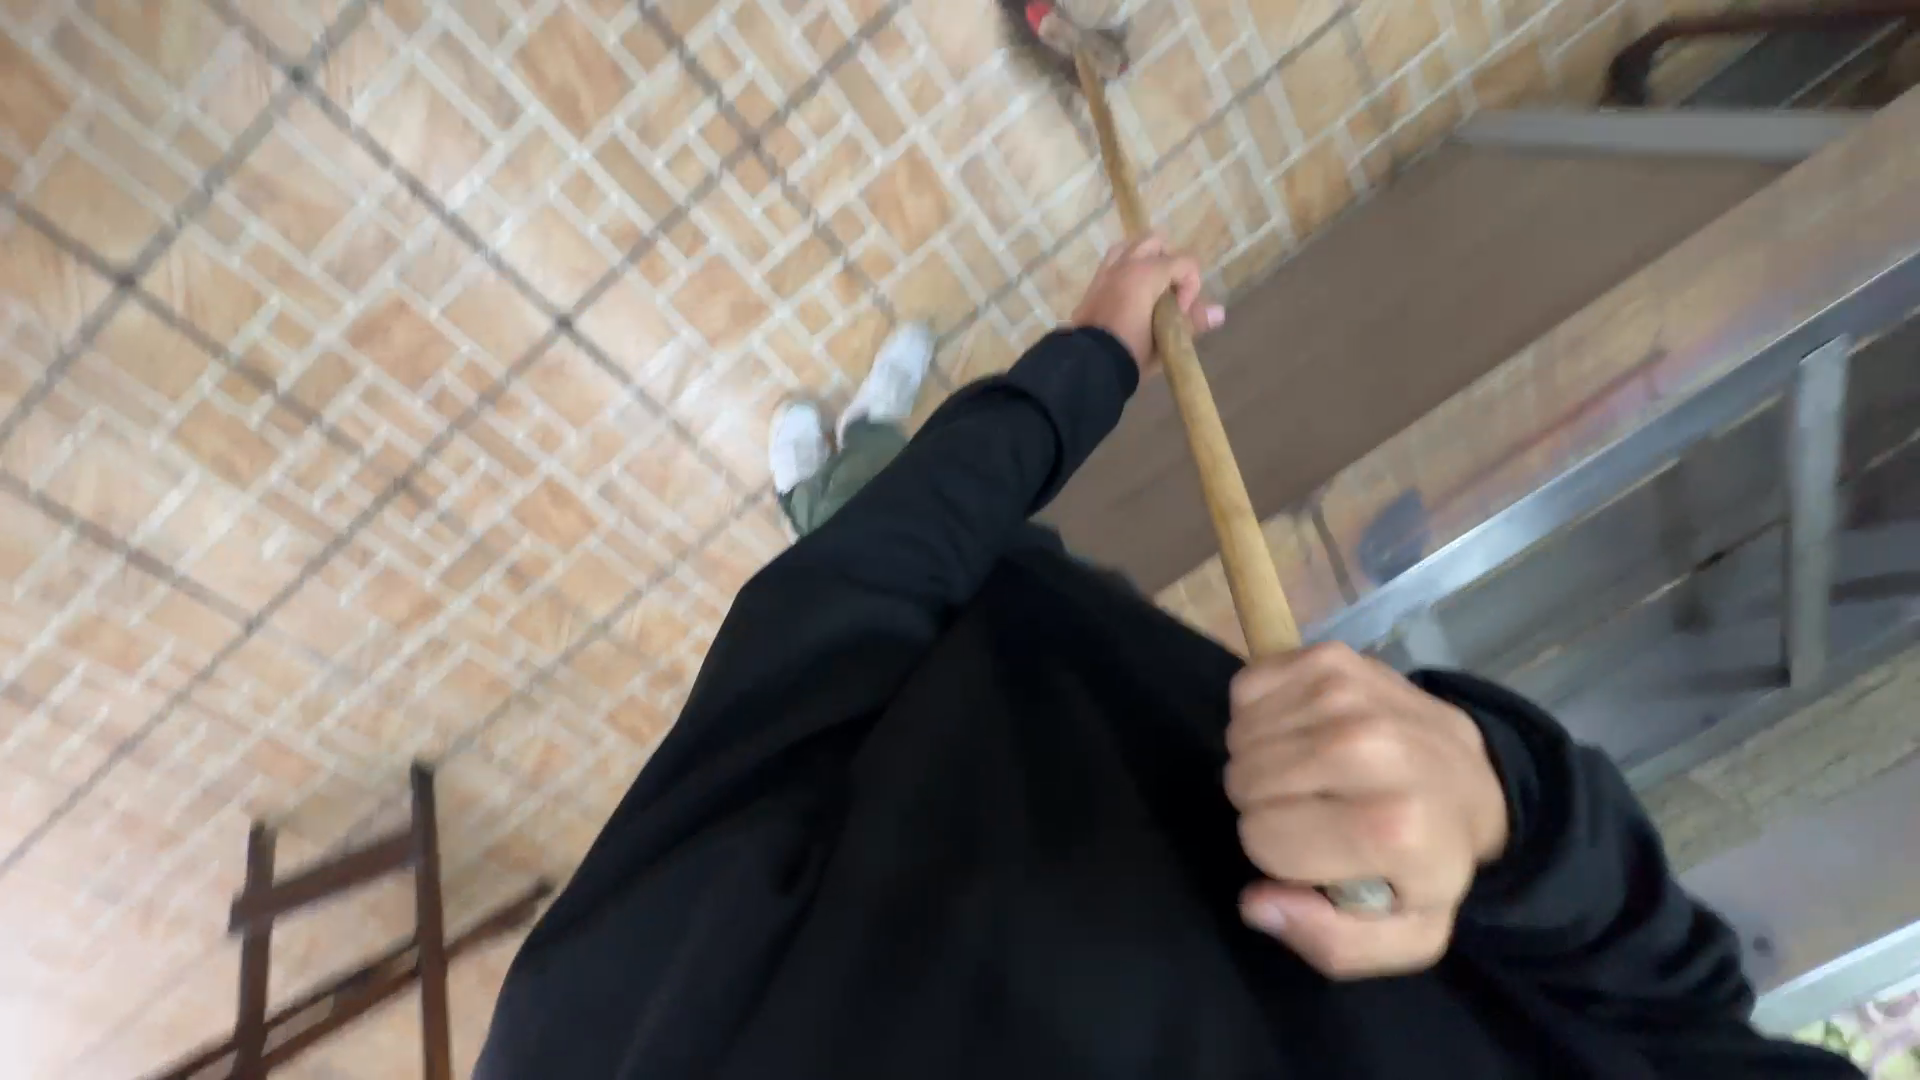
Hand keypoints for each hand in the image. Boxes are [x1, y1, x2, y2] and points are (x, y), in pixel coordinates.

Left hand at [1070, 233, 1223, 371]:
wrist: (1089, 366)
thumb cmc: (1132, 352)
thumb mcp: (1166, 339)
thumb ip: (1192, 321)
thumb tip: (1219, 313)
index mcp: (1148, 273)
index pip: (1185, 262)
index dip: (1191, 285)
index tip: (1181, 312)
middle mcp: (1126, 264)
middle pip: (1155, 243)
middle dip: (1168, 264)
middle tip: (1168, 294)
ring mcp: (1105, 273)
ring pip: (1128, 248)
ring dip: (1143, 261)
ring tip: (1148, 290)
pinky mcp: (1091, 287)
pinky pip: (1111, 266)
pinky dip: (1124, 273)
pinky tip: (1128, 298)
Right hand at [1224, 644, 1509, 978]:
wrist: (1475, 776)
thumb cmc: (1427, 857)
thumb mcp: (1403, 932)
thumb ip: (1329, 941)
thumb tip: (1257, 903)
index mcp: (1392, 828)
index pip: (1261, 838)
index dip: (1279, 853)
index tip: (1316, 847)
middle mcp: (1365, 748)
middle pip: (1244, 782)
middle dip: (1264, 803)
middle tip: (1309, 807)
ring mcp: (1344, 693)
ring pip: (1238, 736)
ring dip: (1260, 758)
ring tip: (1306, 769)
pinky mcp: (1327, 655)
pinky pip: (1244, 688)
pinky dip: (1258, 714)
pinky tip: (1298, 729)